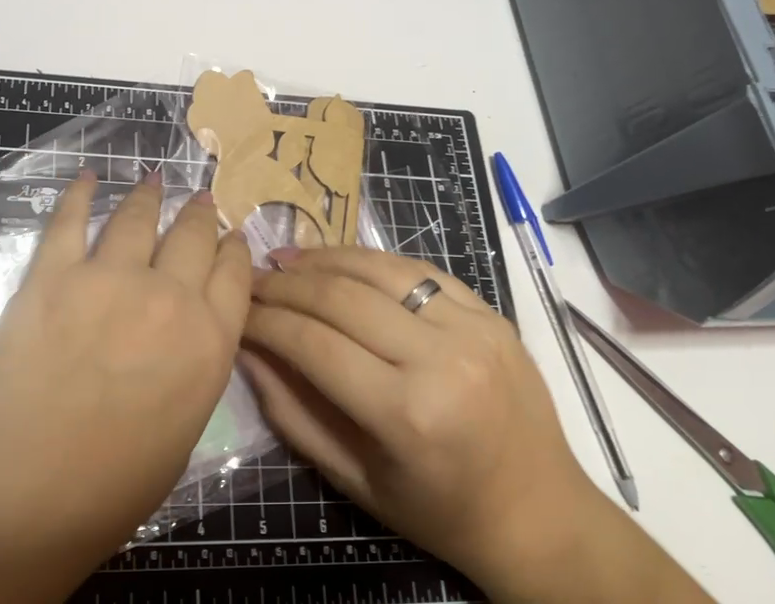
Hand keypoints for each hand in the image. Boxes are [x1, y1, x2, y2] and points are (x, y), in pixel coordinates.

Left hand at [0, 171, 252, 603]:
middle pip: (193, 236)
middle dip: (201, 215)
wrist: (19, 498)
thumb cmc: (109, 489)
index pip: (235, 275)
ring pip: (137, 217)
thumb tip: (188, 329)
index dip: (234, 248)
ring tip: (155, 180)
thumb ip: (192, 367)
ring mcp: (106, 279)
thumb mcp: (182, 432)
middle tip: (201, 199)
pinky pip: (70, 219)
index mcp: (208, 344)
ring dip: (150, 195)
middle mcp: (167, 297)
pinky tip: (88, 179)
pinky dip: (80, 193)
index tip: (232, 235)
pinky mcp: (50, 275)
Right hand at [241, 246, 710, 603]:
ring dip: (323, 259)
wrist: (540, 516)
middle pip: (340, 298)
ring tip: (284, 259)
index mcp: (407, 415)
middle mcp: (442, 360)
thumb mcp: (354, 479)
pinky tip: (339, 262)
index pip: (313, 344)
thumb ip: (292, 413)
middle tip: (250, 281)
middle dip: (284, 284)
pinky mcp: (491, 313)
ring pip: (378, 269)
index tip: (235, 311)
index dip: (264, 321)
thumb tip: (245, 350)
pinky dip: (370, 261)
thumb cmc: (439, 513)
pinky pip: (418, 270)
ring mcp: (473, 329)